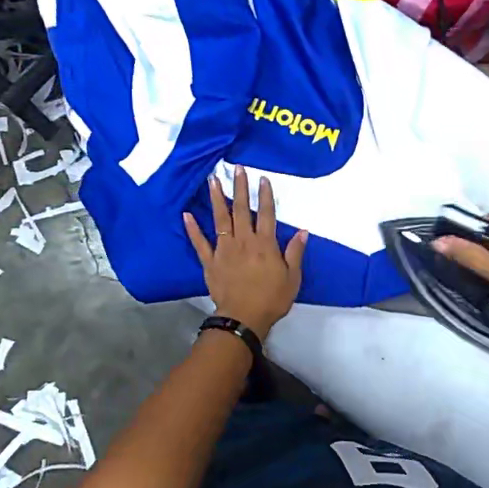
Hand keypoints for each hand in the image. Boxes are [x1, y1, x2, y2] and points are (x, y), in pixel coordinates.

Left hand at [184, 168, 307, 334]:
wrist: (243, 318)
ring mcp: (224, 250)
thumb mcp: (292, 277)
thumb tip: (302, 230)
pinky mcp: (210, 262)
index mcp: (264, 244)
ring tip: (212, 180)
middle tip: (237, 169)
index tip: (262, 178)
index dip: (264, 195)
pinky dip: (192, 229)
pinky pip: (200, 242)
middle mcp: (243, 241)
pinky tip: (186, 215)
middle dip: (239, 188)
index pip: (266, 214)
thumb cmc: (271, 299)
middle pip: (241, 210)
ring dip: (216, 199)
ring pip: (220, 220)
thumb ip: (295, 252)